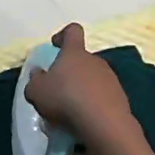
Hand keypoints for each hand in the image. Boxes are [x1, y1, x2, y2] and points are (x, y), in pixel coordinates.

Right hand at [23, 24, 141, 150]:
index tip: (55, 45)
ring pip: (92, 79)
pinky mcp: (120, 98)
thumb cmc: (65, 99)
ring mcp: (110, 79)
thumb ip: (34, 80)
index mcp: (74, 53)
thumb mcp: (36, 91)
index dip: (63, 35)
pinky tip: (83, 120)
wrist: (103, 123)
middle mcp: (95, 61)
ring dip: (81, 90)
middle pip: (81, 60)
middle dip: (69, 72)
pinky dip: (92, 105)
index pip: (72, 31)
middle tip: (57, 91)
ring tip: (69, 111)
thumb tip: (38, 73)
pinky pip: (101, 97)